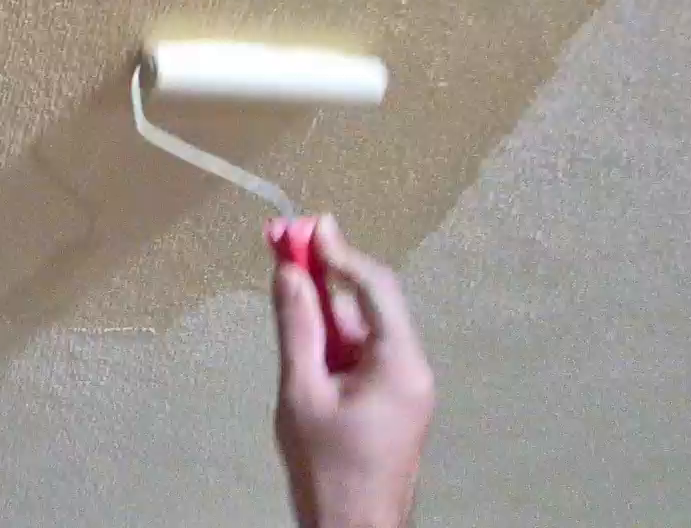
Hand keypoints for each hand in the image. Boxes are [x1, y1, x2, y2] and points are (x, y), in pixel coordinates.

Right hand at [269, 215, 434, 527]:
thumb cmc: (327, 463)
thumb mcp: (302, 389)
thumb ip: (297, 325)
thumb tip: (289, 269)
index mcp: (400, 364)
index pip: (375, 287)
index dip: (338, 252)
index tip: (302, 227)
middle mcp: (408, 366)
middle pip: (367, 299)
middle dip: (324, 267)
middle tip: (282, 238)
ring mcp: (398, 382)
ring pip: (357, 322)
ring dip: (320, 296)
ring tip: (282, 272)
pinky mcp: (383, 395)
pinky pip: (354, 345)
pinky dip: (324, 326)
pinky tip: (296, 319)